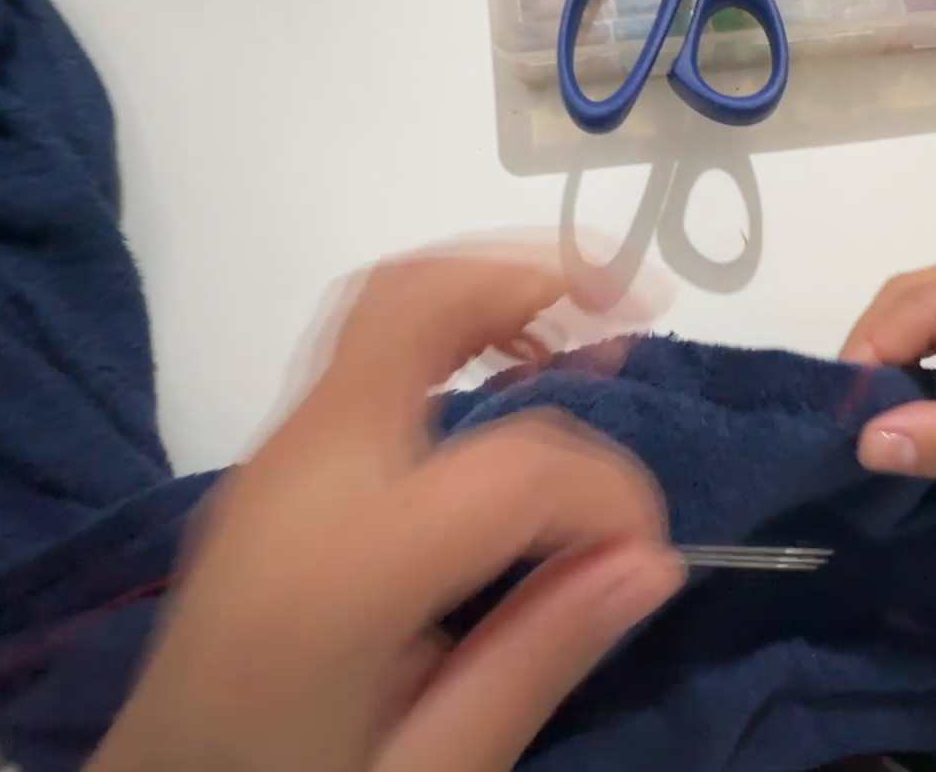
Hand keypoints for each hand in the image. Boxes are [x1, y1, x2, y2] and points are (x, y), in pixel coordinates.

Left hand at [90, 246, 685, 771]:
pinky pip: (380, 335)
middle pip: (416, 302)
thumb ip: (536, 657)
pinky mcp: (293, 445)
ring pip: (391, 295)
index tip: (645, 548)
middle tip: (632, 298)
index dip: (606, 492)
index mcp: (335, 566)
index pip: (512, 469)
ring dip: (499, 280)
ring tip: (589, 312)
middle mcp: (299, 467)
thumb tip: (651, 562)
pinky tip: (517, 353)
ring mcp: (285, 442)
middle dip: (537, 277)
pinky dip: (463, 313)